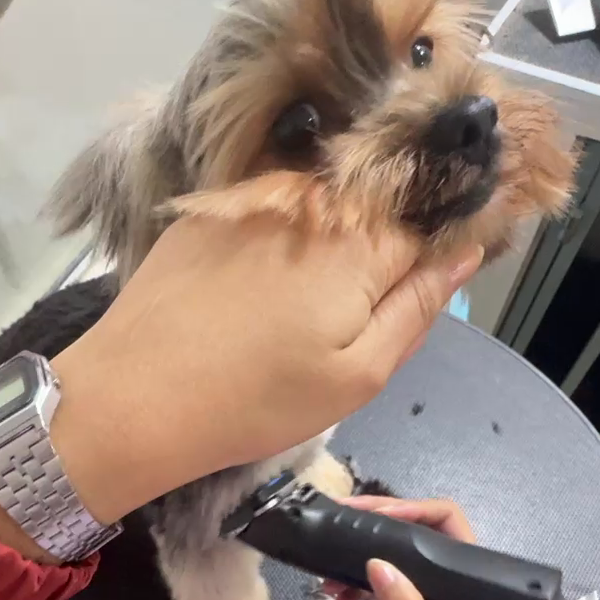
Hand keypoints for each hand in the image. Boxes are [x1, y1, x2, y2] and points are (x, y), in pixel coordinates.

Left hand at [49, 215, 481, 522]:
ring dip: (324, 244)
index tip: (401, 296)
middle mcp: (315, 201)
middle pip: (374, 209)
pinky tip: (250, 289)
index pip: (427, 224)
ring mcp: (256, 197)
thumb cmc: (255, 402)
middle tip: (336, 319)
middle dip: (375, 251)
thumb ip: (417, 310)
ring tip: (289, 309)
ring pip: (321, 207)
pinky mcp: (212, 207)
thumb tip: (462, 256)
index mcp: (362, 245)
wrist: (137, 396)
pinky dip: (276, 239)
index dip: (426, 256)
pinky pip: (268, 209)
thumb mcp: (357, 377)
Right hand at [342, 496, 489, 599]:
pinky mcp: (409, 599)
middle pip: (411, 528)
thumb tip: (375, 563)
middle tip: (340, 518)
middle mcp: (446, 570)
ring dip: (358, 559)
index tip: (377, 517)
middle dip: (374, 524)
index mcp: (463, 571)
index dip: (412, 508)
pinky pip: (381, 578)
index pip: (444, 517)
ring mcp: (427, 584)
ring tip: (327, 574)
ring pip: (391, 553)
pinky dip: (356, 585)